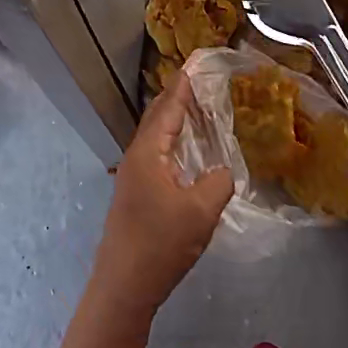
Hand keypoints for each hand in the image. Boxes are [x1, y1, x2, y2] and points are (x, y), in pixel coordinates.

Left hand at [90, 72, 233, 317]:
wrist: (124, 284)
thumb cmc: (161, 243)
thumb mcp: (201, 210)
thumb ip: (219, 181)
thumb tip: (223, 170)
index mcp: (148, 152)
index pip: (168, 108)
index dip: (183, 85)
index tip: (196, 63)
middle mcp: (136, 157)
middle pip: (158, 118)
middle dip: (178, 98)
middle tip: (202, 82)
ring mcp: (133, 176)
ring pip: (156, 138)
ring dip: (175, 121)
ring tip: (199, 110)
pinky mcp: (135, 194)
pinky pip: (157, 156)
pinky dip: (173, 144)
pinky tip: (188, 153)